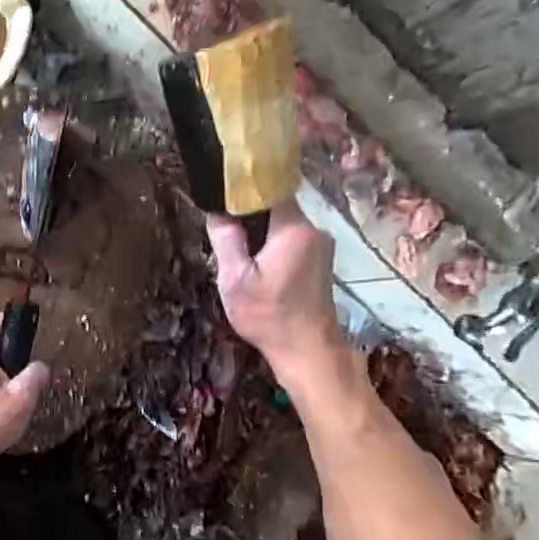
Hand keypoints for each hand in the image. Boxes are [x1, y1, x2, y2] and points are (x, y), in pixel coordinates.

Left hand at [0, 313, 48, 472]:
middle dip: (16, 350)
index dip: (21, 323)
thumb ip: (35, 375)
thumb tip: (41, 365)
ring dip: (7, 368)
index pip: (1, 320)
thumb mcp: (22, 398)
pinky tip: (6, 398)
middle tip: (34, 368)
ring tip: (24, 386)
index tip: (38, 332)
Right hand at [208, 201, 346, 377]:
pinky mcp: (321, 260)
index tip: (223, 204)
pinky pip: (291, 241)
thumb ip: (226, 239)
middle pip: (276, 208)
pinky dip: (273, 248)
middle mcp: (314, 230)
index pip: (270, 189)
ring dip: (261, 236)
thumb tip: (217, 210)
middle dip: (250, 219)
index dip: (244, 192)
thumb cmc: (269, 316)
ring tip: (240, 258)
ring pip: (283, 226)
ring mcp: (321, 245)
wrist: (307, 350)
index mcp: (294, 229)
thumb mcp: (234, 279)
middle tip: (226, 238)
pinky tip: (259, 270)